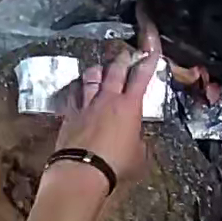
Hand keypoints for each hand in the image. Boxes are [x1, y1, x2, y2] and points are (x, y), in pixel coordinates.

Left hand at [55, 48, 161, 192]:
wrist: (82, 170)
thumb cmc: (116, 164)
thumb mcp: (139, 155)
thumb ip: (138, 142)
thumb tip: (136, 140)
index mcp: (130, 106)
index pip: (142, 77)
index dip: (148, 62)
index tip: (151, 50)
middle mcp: (108, 99)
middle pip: (115, 70)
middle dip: (122, 60)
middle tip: (126, 55)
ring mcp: (86, 104)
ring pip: (91, 76)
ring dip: (98, 70)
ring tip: (100, 69)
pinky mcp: (70, 113)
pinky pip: (74, 93)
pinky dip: (79, 88)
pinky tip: (79, 89)